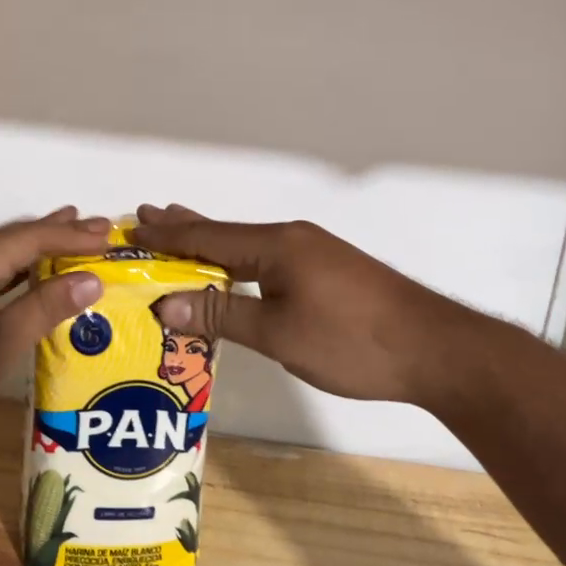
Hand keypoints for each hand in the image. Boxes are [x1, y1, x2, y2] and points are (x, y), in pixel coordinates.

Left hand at [0, 209, 109, 492]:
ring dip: (31, 254)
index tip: (108, 235)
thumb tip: (91, 277)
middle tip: (94, 229)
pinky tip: (24, 283)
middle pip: (9, 241)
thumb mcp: (0, 346)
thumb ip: (46, 306)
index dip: (71, 235)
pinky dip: (8, 276)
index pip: (29, 237)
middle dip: (53, 235)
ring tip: (67, 243)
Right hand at [130, 204, 483, 404]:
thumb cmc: (352, 341)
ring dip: (210, 243)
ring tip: (178, 231)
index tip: (129, 227)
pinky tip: (235, 268)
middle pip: (226, 232)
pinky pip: (267, 258)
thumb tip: (165, 303)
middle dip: (184, 227)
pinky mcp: (328, 272)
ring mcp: (314, 253)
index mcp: (277, 244)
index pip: (207, 236)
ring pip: (247, 245)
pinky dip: (237, 259)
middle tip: (144, 216)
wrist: (437, 350)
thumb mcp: (279, 333)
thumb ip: (222, 315)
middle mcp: (292, 238)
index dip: (166, 236)